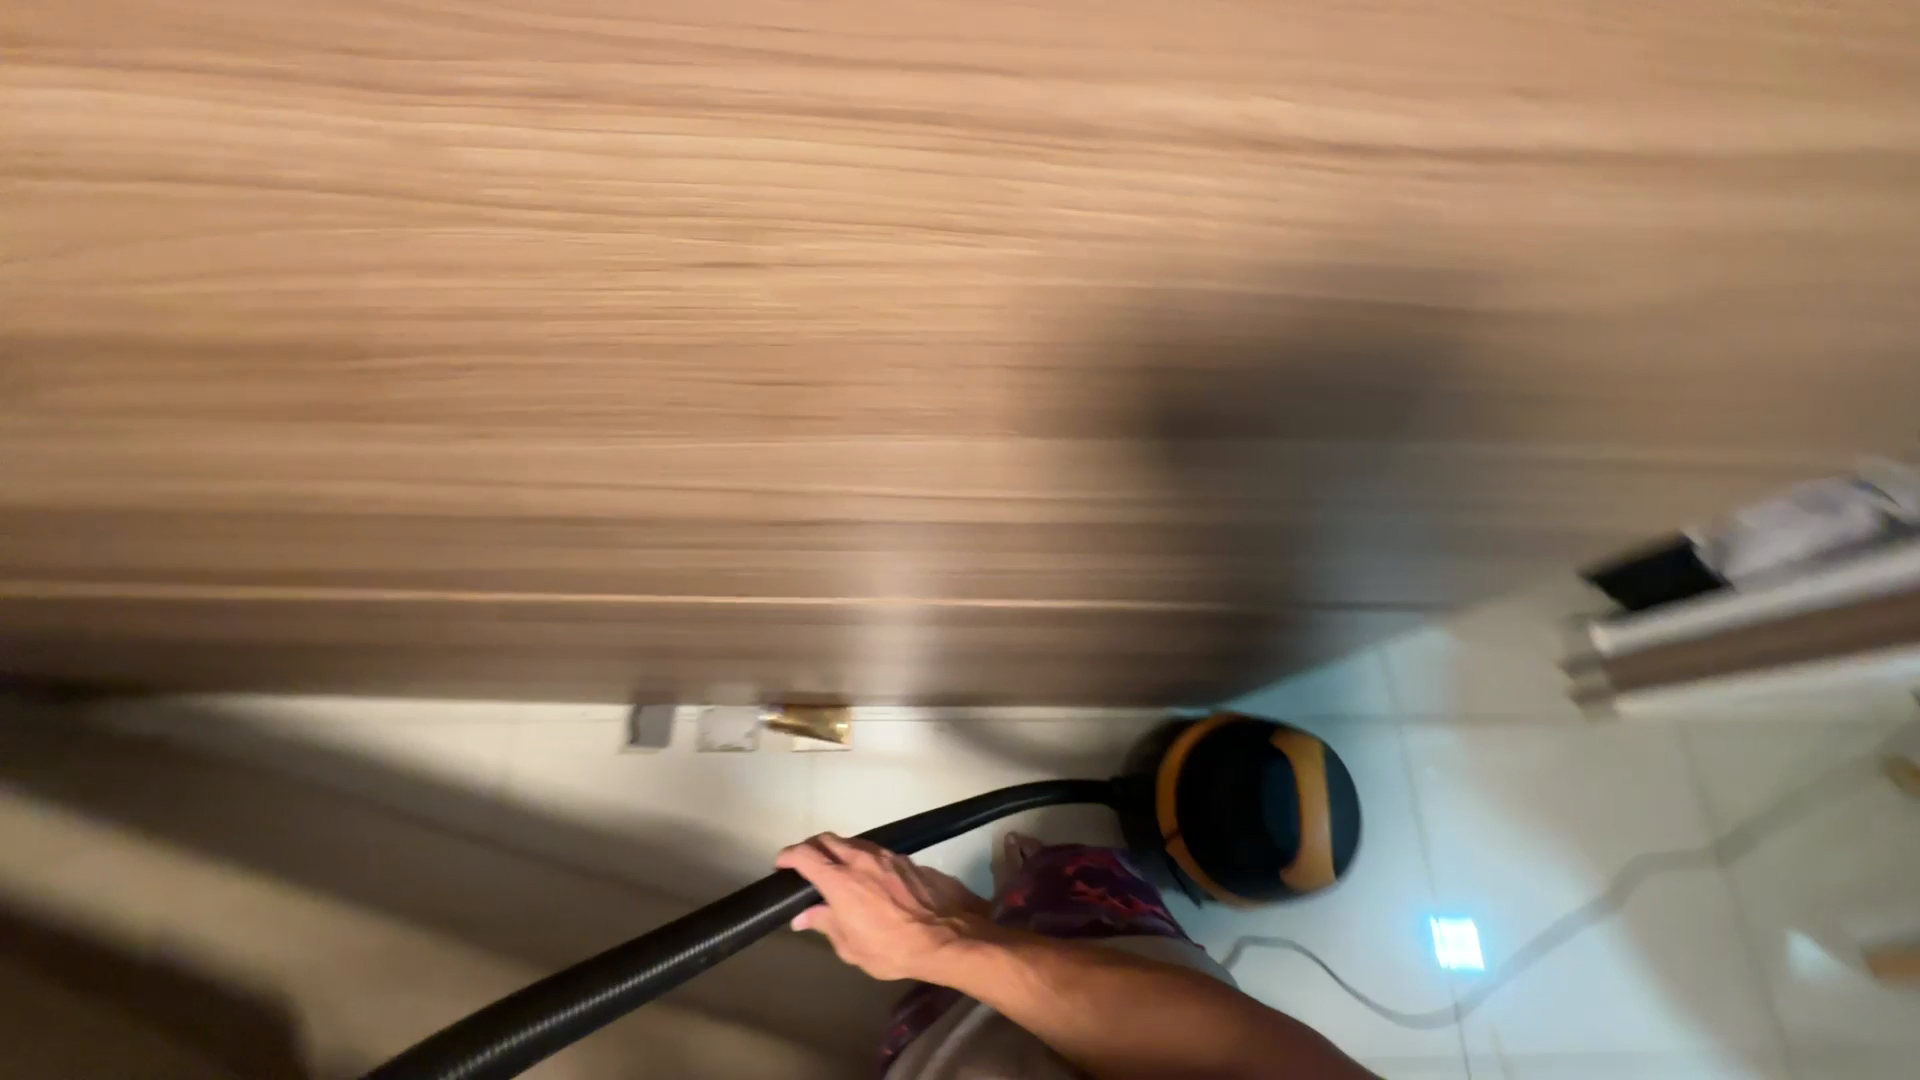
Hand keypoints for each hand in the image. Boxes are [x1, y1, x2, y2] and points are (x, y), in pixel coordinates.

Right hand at [775, 833, 991, 981]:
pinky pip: (875, 850)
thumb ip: (826, 924)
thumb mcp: (851, 947)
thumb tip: (803, 915)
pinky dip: (862, 857)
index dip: (788, 856)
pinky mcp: (905, 858)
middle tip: (804, 863)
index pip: (805, 855)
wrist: (947, 935)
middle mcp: (860, 859)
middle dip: (811, 847)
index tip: (781, 864)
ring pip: (852, 841)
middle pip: (827, 839)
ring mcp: (885, 855)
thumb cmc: (893, 948)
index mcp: (841, 881)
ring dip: (838, 850)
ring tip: (835, 868)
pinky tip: (867, 875)